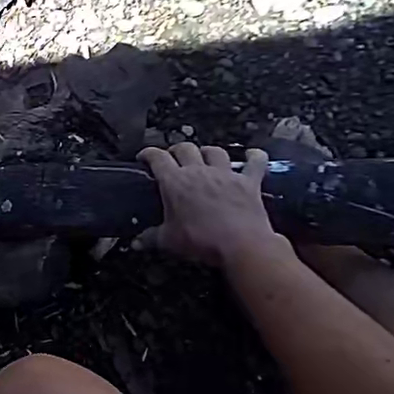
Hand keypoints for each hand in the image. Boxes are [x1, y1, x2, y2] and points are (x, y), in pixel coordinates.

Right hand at [138, 143, 281, 266]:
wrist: (241, 245)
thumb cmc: (201, 241)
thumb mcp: (169, 241)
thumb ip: (152, 237)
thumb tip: (139, 242)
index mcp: (175, 182)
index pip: (157, 158)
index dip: (148, 154)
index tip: (144, 157)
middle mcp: (199, 171)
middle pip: (185, 148)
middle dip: (176, 150)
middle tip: (173, 158)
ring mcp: (225, 174)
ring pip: (214, 151)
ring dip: (207, 152)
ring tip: (204, 156)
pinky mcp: (248, 182)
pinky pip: (254, 163)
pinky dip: (254, 156)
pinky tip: (253, 153)